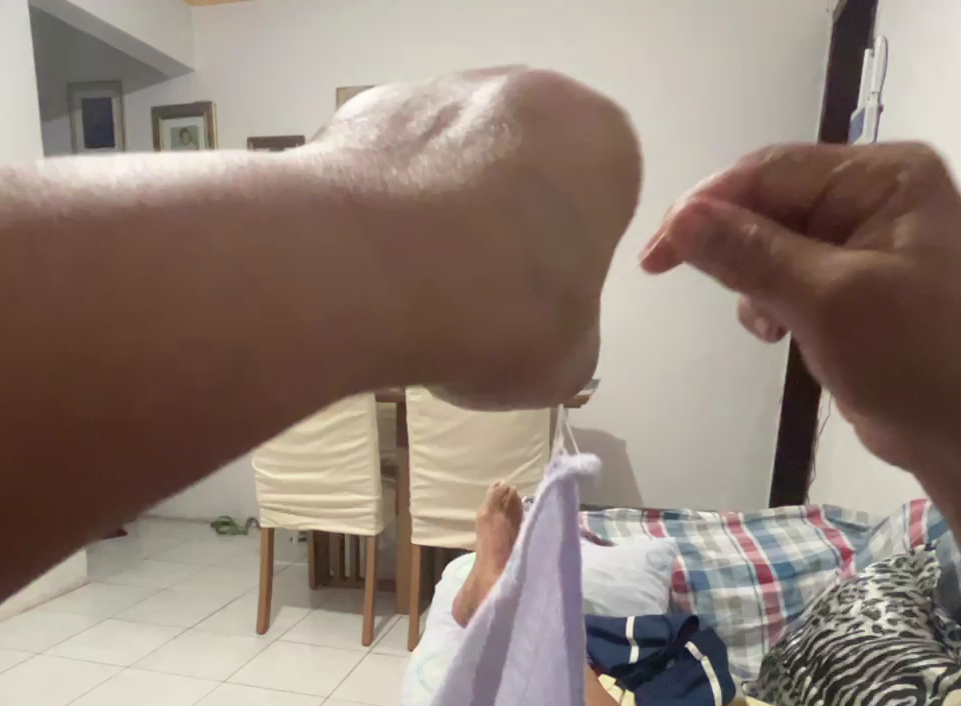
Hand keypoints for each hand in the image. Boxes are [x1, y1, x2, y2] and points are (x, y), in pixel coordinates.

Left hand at [309, 68, 641, 408]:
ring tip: (411, 288)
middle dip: (500, 227)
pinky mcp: (361, 111)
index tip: (532, 304)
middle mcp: (525, 91)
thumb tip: (538, 328)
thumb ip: (568, 327)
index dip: (563, 260)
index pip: (596, 199)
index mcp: (599, 143)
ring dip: (438, 215)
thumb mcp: (569, 359)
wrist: (378, 279)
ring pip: (449, 164)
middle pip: (520, 170)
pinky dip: (382, 209)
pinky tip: (369, 262)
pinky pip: (387, 169)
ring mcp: (437, 93)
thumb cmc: (502, 318)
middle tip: (472, 296)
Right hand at [640, 143, 960, 472]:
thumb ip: (750, 253)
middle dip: (730, 249)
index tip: (652, 261)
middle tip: (694, 289)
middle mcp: (875, 199)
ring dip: (752, 284)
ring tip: (769, 327)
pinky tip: (779, 336)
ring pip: (772, 248)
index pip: (769, 172)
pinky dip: (771, 306)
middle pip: (769, 206)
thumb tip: (678, 218)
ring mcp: (868, 247)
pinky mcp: (857, 293)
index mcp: (882, 176)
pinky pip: (790, 282)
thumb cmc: (919, 357)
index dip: (702, 208)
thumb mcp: (827, 299)